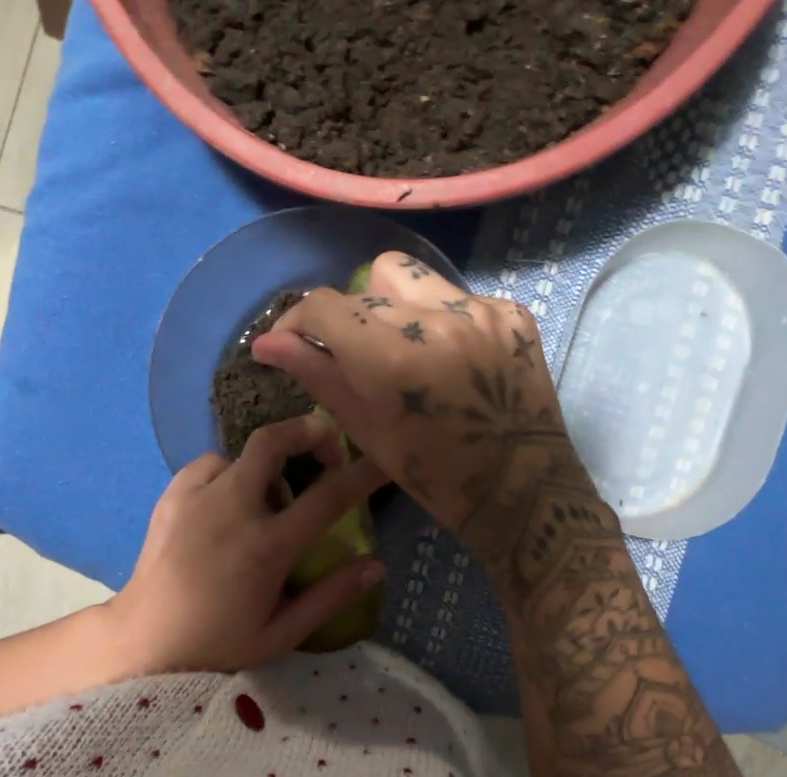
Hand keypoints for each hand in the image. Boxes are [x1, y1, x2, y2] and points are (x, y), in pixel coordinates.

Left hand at [104, 413, 387, 673]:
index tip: (384, 460)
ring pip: (240, 454)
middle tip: (325, 451)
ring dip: (264, 467)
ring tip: (268, 500)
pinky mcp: (170, 498)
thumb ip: (330, 596)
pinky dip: (228, 474)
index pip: (328, 496)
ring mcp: (196, 498)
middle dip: (307, 432)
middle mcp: (233, 509)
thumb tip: (375, 566)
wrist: (145, 643)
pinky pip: (208, 465)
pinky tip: (227, 504)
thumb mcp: (282, 633)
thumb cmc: (219, 644)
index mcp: (268, 546)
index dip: (364, 473)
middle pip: (273, 441)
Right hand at [249, 251, 598, 567]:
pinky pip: (456, 295)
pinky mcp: (511, 313)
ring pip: (411, 276)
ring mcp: (480, 311)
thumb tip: (266, 343)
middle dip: (349, 317)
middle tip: (355, 355)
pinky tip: (448, 357)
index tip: (293, 340)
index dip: (298, 319)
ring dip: (392, 302)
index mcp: (391, 356)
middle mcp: (436, 318)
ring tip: (402, 344)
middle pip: (366, 285)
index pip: (325, 305)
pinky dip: (440, 318)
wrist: (520, 488)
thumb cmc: (432, 474)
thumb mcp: (365, 429)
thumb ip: (317, 374)